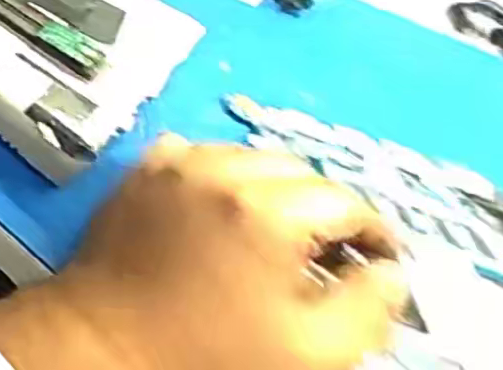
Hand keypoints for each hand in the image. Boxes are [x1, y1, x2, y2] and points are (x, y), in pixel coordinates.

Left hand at [0, 137, 406, 369]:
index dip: (373, 230)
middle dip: (322, 204)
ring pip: (240, 154)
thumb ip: (366, 306)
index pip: (338, 198)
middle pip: (290, 167)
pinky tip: (220, 207)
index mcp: (262, 210)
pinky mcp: (140, 169)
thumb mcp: (314, 351)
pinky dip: (216, 170)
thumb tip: (390, 271)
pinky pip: (190, 152)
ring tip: (280, 232)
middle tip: (333, 252)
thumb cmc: (215, 353)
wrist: (112, 336)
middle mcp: (214, 170)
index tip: (383, 261)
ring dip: (270, 184)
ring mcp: (170, 163)